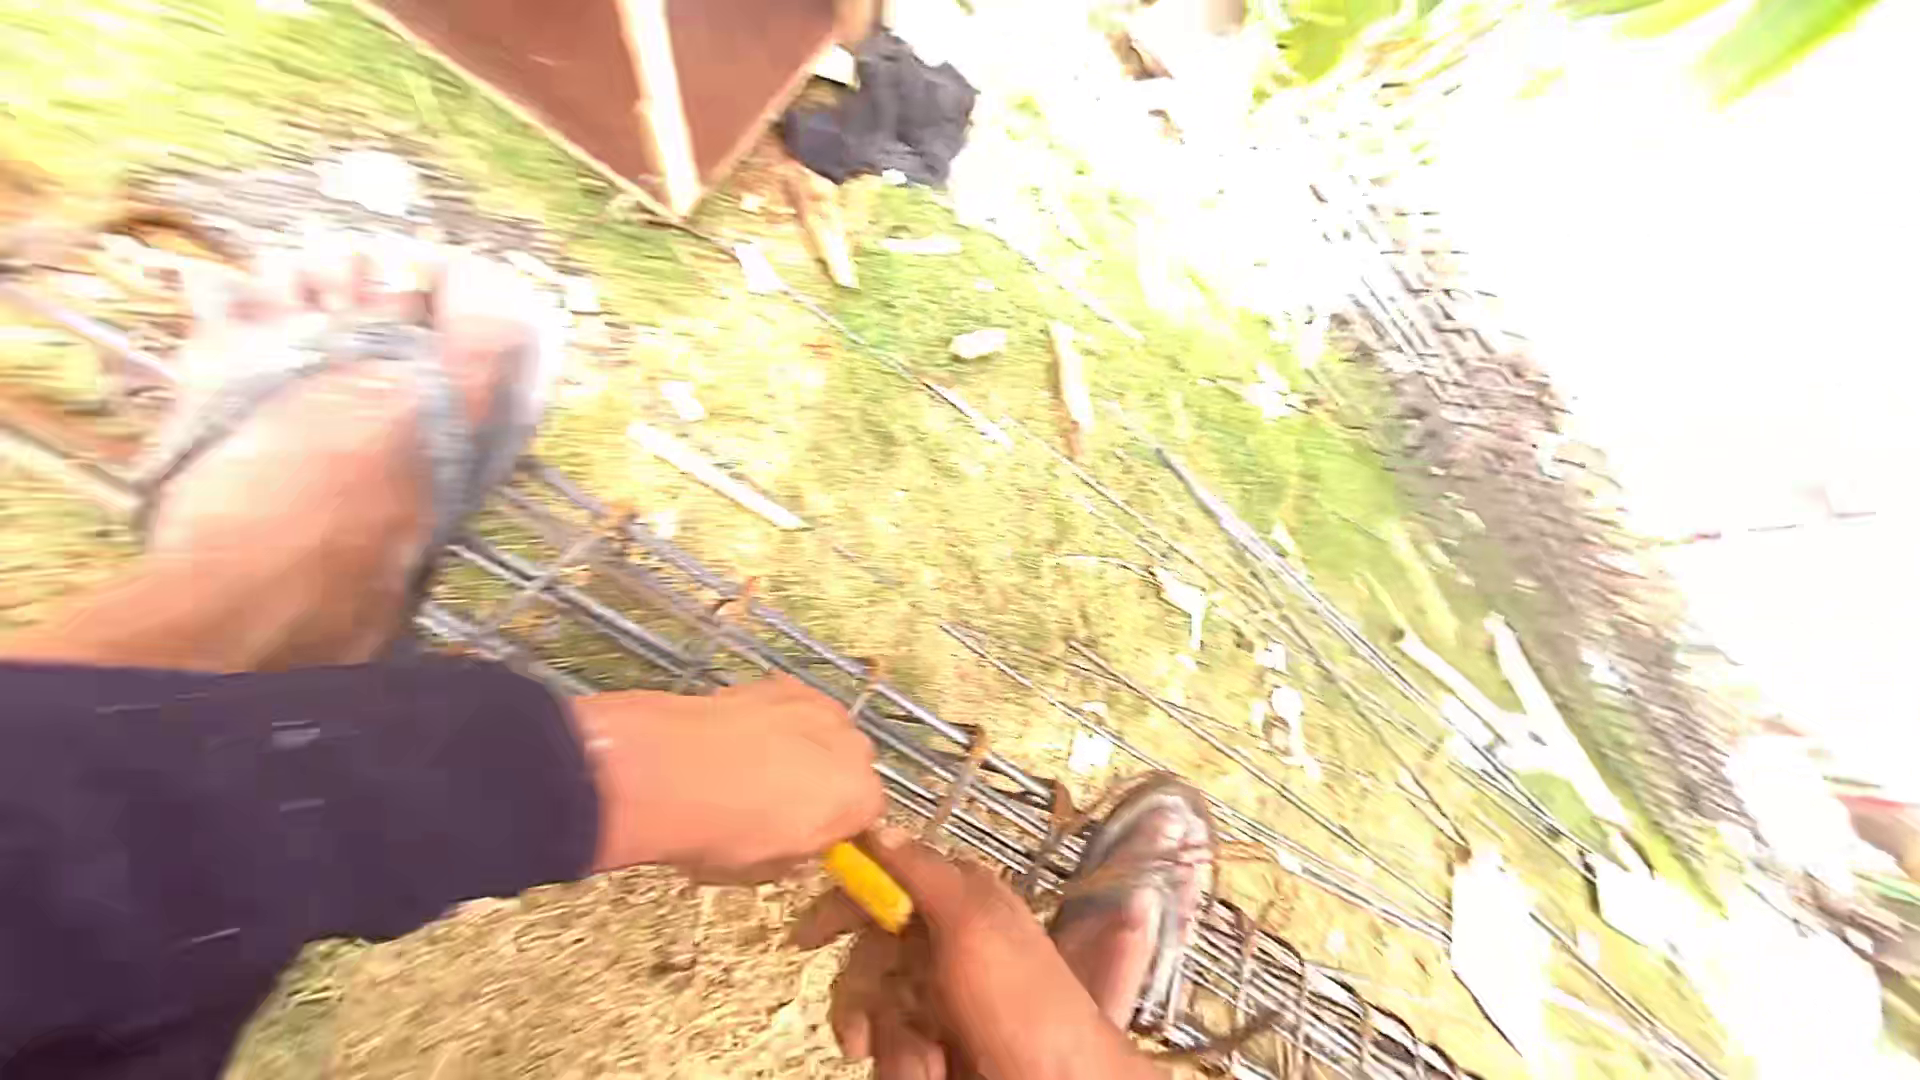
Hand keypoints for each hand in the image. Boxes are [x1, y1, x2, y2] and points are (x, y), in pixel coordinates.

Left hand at [571, 676, 885, 880]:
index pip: (868, 811)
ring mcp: (822, 707)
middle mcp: (854, 745)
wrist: (677, 770)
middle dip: (828, 776)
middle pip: (852, 762)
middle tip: (783, 796)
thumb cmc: (725, 832)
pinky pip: (796, 706)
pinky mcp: (787, 683)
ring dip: (807, 743)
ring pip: (826, 729)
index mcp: (859, 796)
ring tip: (756, 760)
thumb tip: (798, 838)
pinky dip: (780, 717)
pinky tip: (743, 732)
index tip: (811, 830)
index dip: (839, 821)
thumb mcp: (768, 867)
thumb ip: (801, 849)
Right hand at [793, 830, 1162, 1079]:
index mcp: (958, 898)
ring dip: (891, 1042)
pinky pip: (893, 1045)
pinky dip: (903, 1065)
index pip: (887, 879)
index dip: (845, 901)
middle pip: (870, 952)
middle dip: (864, 997)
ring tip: (923, 1065)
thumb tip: (877, 824)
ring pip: (876, 1005)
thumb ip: (922, 872)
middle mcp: (946, 938)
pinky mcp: (939, 1040)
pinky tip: (930, 1073)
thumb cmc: (1018, 1000)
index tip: (805, 937)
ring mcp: (942, 993)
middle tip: (861, 1035)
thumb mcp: (971, 922)